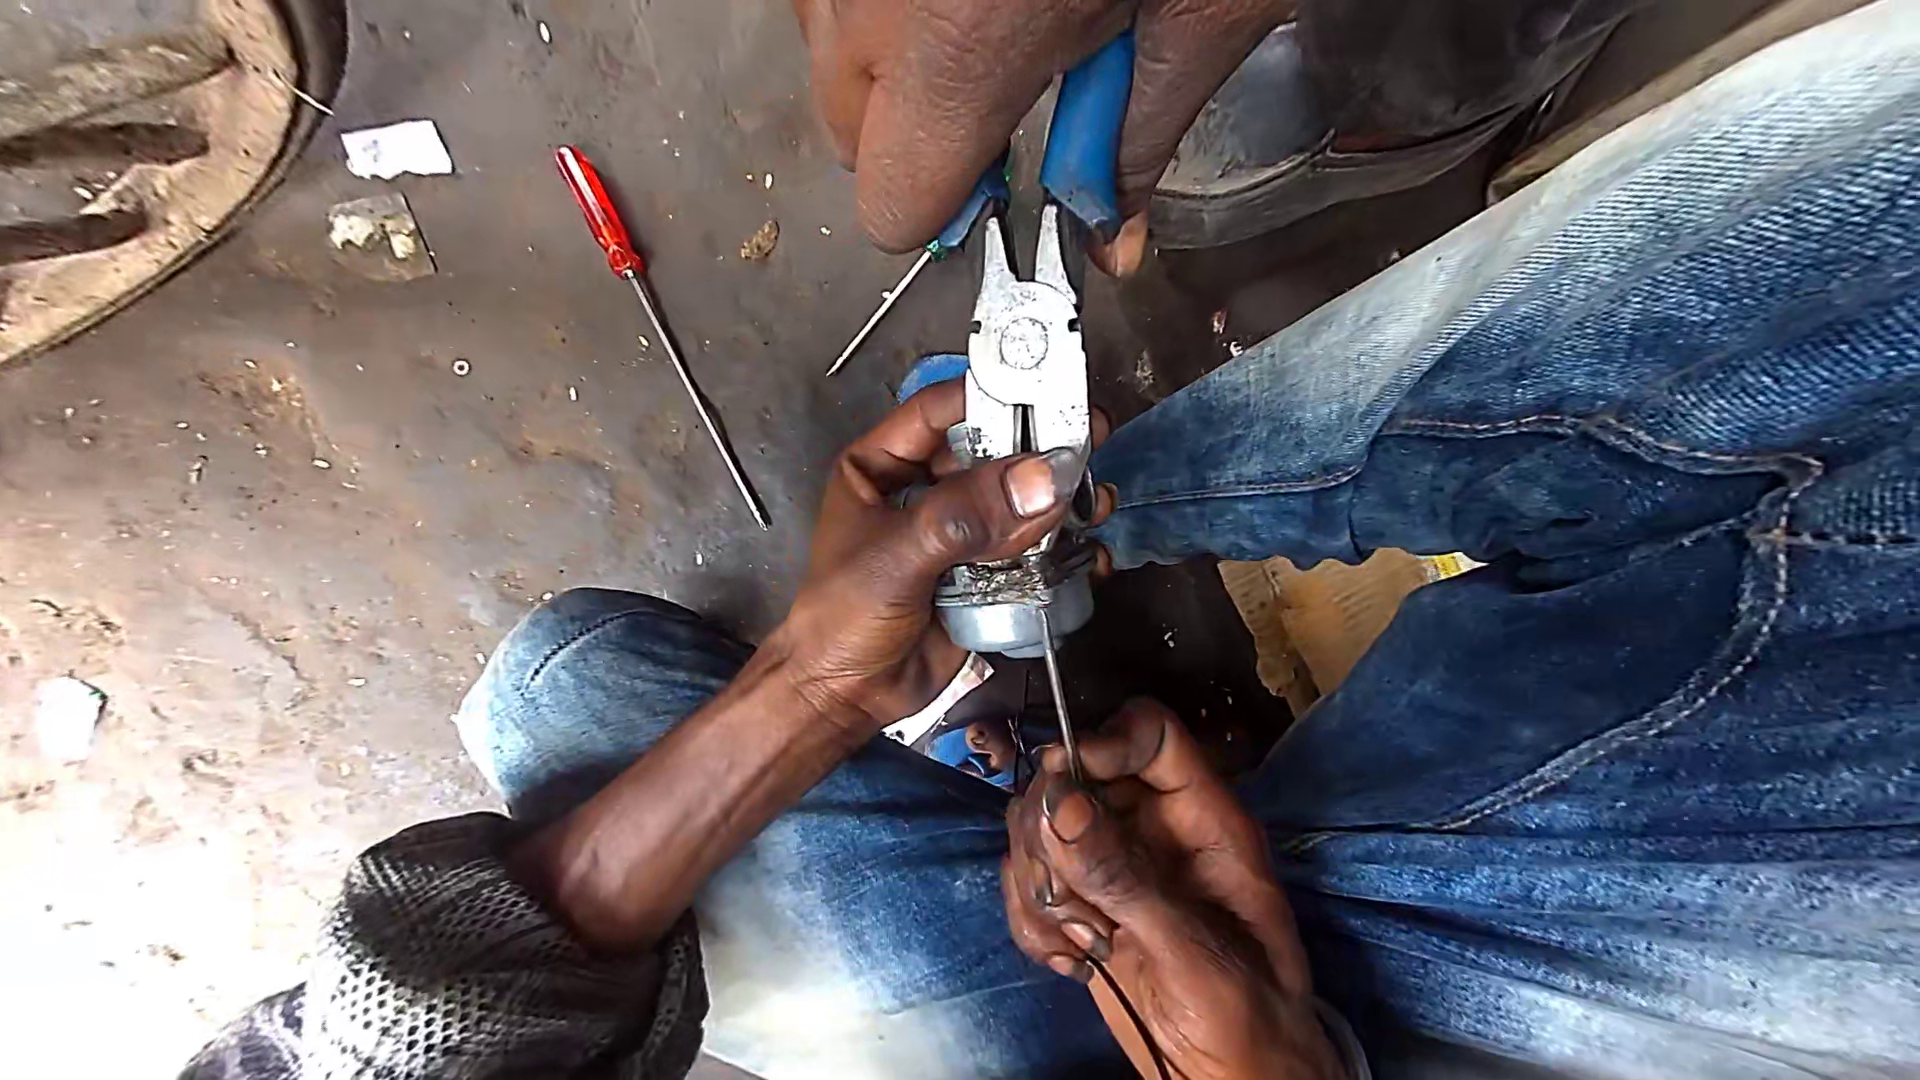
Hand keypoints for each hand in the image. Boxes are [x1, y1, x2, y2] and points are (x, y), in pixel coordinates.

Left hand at [778, 380, 1108, 730]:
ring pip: (1020, 501)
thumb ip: (962, 517)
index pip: (941, 410)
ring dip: (1058, 503)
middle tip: (1087, 448)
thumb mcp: (894, 558)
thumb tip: (1041, 478)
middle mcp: (928, 490)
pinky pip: (1032, 549)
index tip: (1048, 392)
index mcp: (885, 466)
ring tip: (1091, 507)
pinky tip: (1085, 556)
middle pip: (993, 452)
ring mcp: (962, 532)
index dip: (991, 395)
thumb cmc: (843, 618)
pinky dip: (1062, 551)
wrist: (849, 695)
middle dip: (1038, 454)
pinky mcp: (987, 572)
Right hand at [792, 0, 1296, 270]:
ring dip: (885, 61)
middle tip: (989, 93)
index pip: (890, 207)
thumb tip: (1110, 244)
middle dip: (913, 140)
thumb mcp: (1205, 8)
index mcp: (959, 46)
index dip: (941, 213)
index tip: (988, 191)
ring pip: (823, 50)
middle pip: (847, 139)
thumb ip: (1137, 144)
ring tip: (971, 2)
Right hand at [1003, 700, 1342, 1079]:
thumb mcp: (1197, 956)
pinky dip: (1029, 916)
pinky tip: (1069, 956)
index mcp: (1200, 815)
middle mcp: (1146, 820)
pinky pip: (1020, 870)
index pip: (1149, 732)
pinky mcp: (1073, 889)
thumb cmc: (1250, 1027)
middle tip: (1077, 902)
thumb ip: (1127, 878)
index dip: (1103, 740)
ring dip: (1041, 884)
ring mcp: (1105, 852)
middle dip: (1054, 834)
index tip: (1067, 790)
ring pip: (1034, 819)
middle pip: (1070, 771)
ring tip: (1085, 939)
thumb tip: (1060, 804)